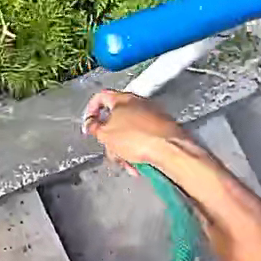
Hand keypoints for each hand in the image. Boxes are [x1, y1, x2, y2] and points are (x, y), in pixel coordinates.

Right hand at [82, 90, 203, 171]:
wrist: (170, 149)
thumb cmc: (138, 139)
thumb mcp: (106, 135)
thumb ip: (94, 127)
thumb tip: (90, 124)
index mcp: (122, 99)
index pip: (100, 97)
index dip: (90, 111)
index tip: (90, 126)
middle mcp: (138, 102)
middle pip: (116, 118)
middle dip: (111, 138)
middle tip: (110, 150)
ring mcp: (152, 114)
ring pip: (129, 131)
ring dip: (124, 148)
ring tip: (128, 163)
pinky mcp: (162, 126)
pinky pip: (143, 137)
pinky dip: (138, 149)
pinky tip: (138, 163)